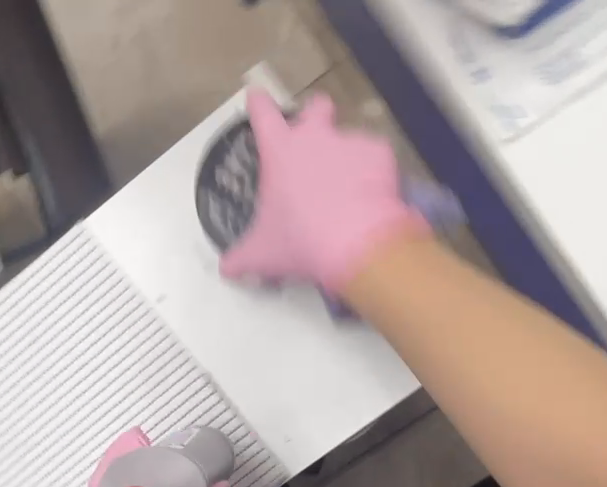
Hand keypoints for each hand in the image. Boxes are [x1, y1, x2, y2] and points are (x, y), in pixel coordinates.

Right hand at [219, 87, 429, 293]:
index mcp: (281, 153)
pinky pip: (375, 158)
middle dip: (316, 114)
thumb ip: (240, 258)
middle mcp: (315, 137)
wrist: (354, 242)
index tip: (256, 97)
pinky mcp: (379, 152)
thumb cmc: (298, 241)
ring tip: (350, 191)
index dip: (258, 104)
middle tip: (317, 137)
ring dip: (347, 158)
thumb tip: (226, 269)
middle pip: (316, 106)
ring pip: (349, 138)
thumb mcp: (261, 254)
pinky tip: (371, 197)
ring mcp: (350, 141)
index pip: (262, 115)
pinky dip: (373, 174)